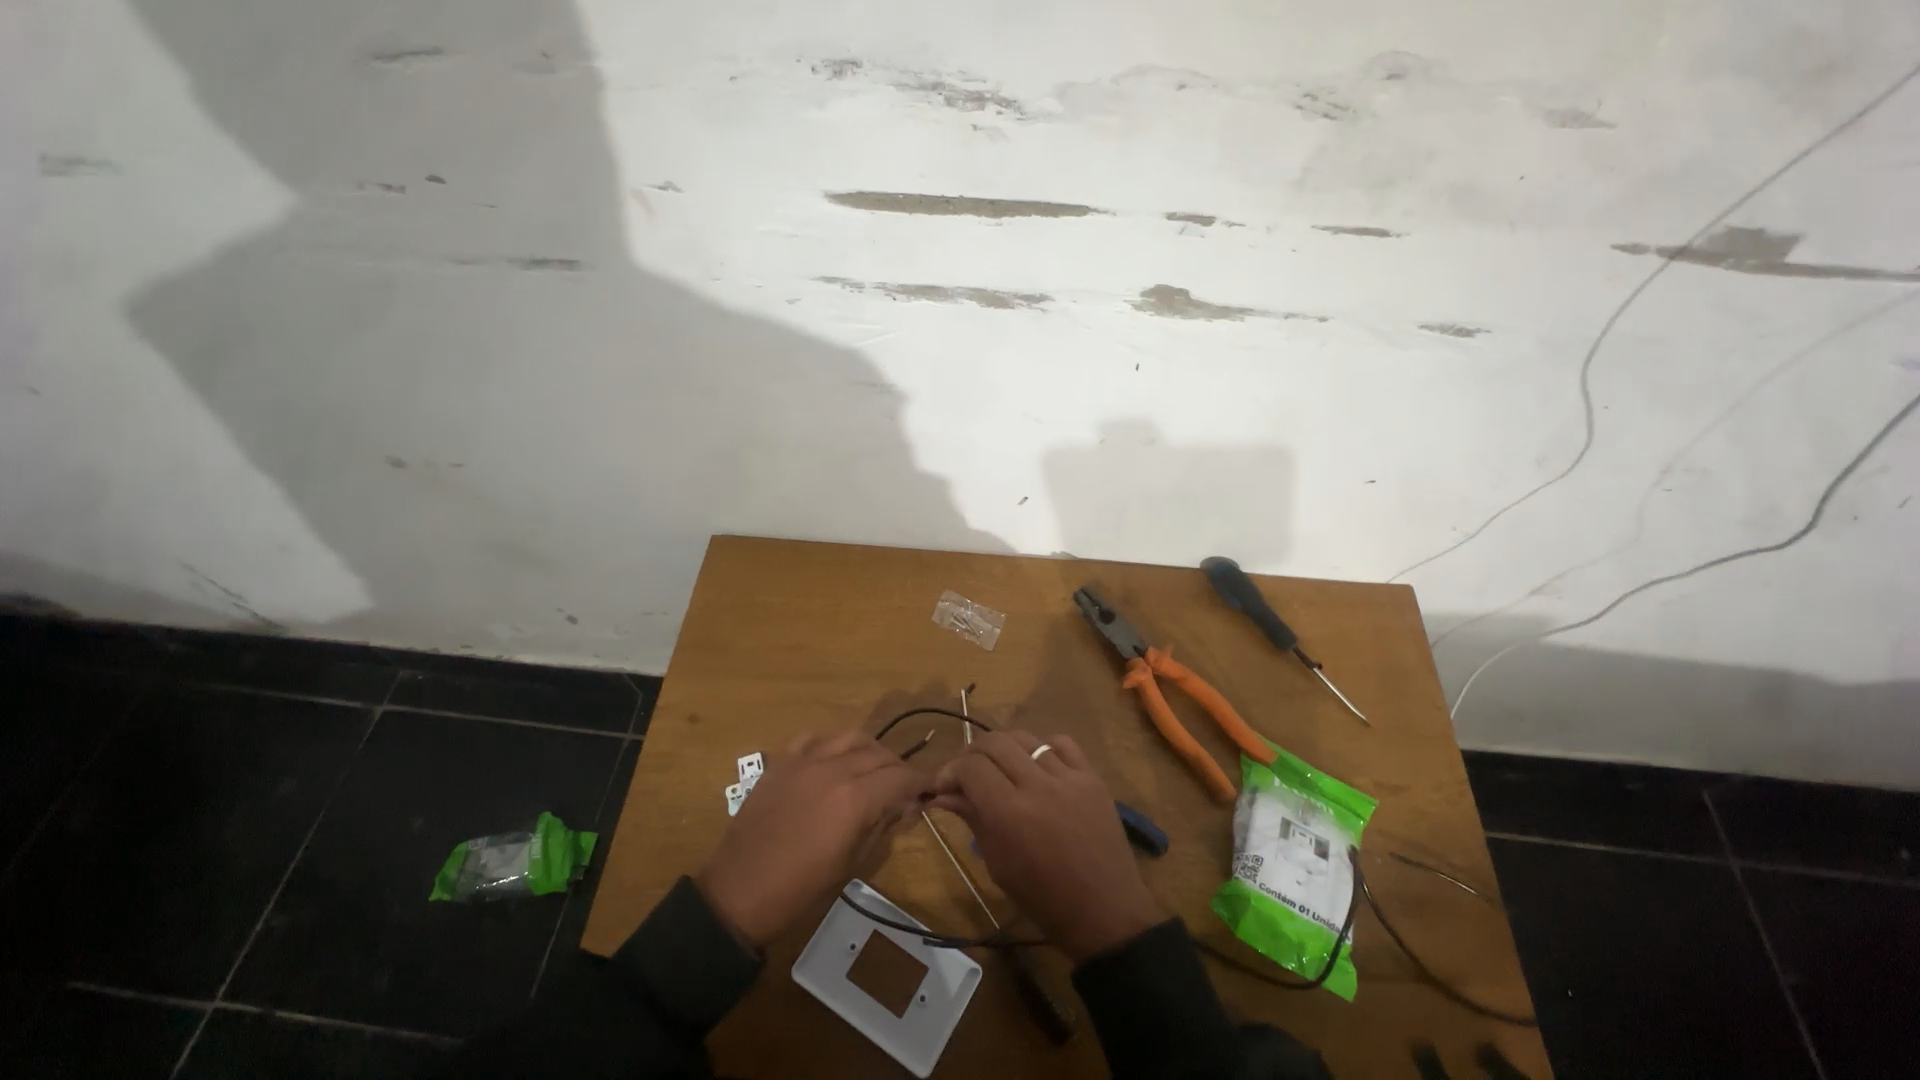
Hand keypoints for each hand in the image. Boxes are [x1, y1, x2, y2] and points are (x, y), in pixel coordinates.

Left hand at [696, 731, 929, 948]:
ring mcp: (803, 761)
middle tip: (904, 789)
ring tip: (874, 769)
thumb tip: (907, 806)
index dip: (920, 783)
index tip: (929, 792)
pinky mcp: (780, 762)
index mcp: (853, 799)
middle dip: (898, 769)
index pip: (900, 777)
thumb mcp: (851, 864)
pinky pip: (814, 738)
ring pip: (850, 737)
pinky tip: (835, 760)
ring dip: (870, 750)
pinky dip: (833, 744)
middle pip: (879, 754)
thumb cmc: (800, 890)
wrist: (739, 893)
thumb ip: (882, 826)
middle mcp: (832, 769)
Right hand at [931, 731, 1161, 962]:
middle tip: (966, 775)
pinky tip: (1036, 765)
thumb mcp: (998, 863)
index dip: (950, 771)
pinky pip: (1062, 744)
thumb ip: (972, 819)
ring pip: (1026, 738)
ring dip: (1004, 748)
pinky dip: (1042, 747)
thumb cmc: (1043, 897)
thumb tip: (942, 794)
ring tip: (999, 767)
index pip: (970, 767)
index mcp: (1009, 812)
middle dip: (971, 754)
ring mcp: (1068, 778)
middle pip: (994, 743)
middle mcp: (1037, 785)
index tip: (944, 787)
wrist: (1103, 911)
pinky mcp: (1092, 777)